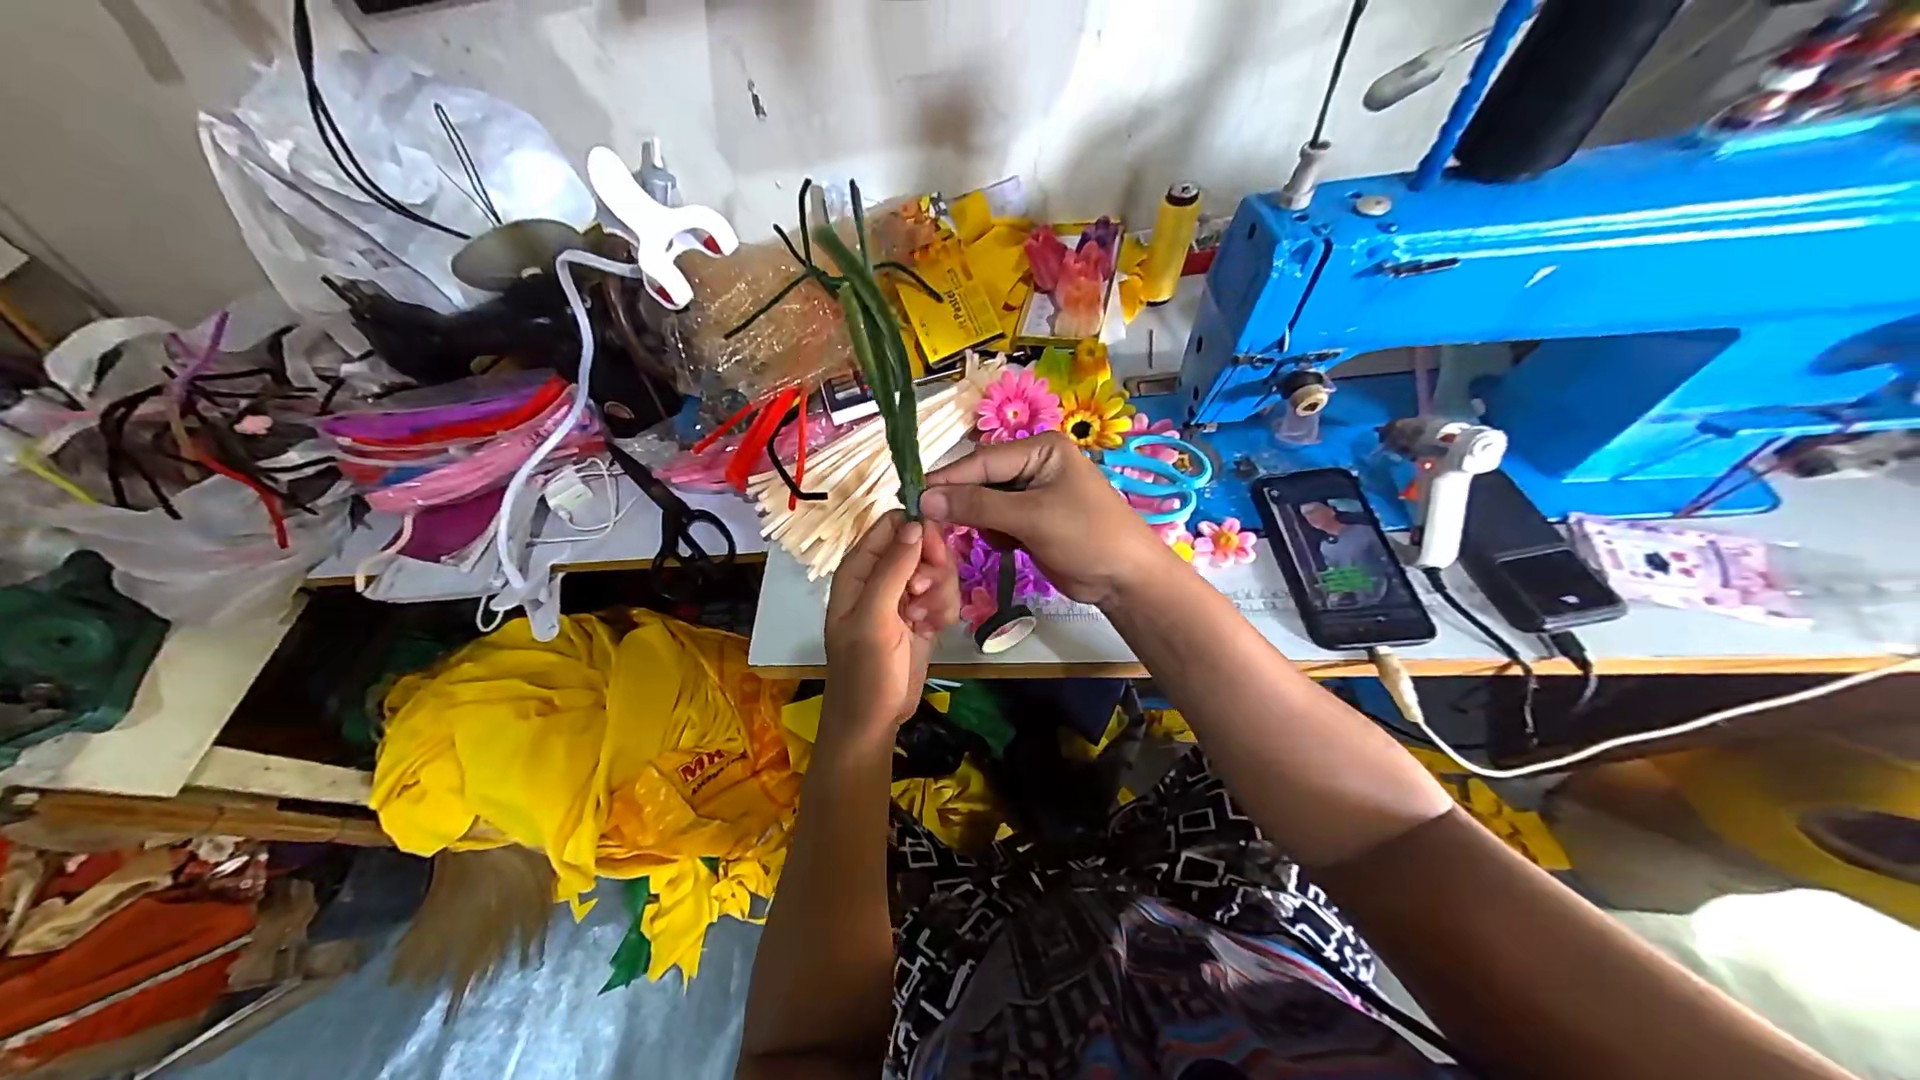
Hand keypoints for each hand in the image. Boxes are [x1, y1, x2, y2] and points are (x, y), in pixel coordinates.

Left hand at [823, 512, 959, 733]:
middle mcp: (881, 576)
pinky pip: (945, 594)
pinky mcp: (923, 614)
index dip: (917, 533)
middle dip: (934, 568)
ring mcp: (904, 596)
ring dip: (941, 593)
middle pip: (922, 544)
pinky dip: (944, 610)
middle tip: (925, 593)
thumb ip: (893, 569)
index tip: (934, 555)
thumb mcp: (874, 618)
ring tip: (924, 620)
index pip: (892, 525)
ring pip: (938, 570)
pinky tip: (933, 629)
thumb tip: (915, 524)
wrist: (874, 720)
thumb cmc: (864, 671)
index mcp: (859, 570)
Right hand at [919, 432, 1170, 606]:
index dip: (948, 480)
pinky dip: (993, 535)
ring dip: (980, 523)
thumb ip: (978, 505)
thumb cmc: (1086, 536)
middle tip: (935, 526)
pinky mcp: (1030, 521)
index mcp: (1040, 449)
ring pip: (984, 504)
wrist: (1125, 579)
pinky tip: (1007, 547)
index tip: (915, 499)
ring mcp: (1032, 494)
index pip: (981, 460)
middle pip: (980, 480)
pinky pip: (996, 522)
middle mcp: (1034, 465)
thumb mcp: (1031, 516)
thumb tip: (926, 497)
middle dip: (963, 504)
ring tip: (992, 540)